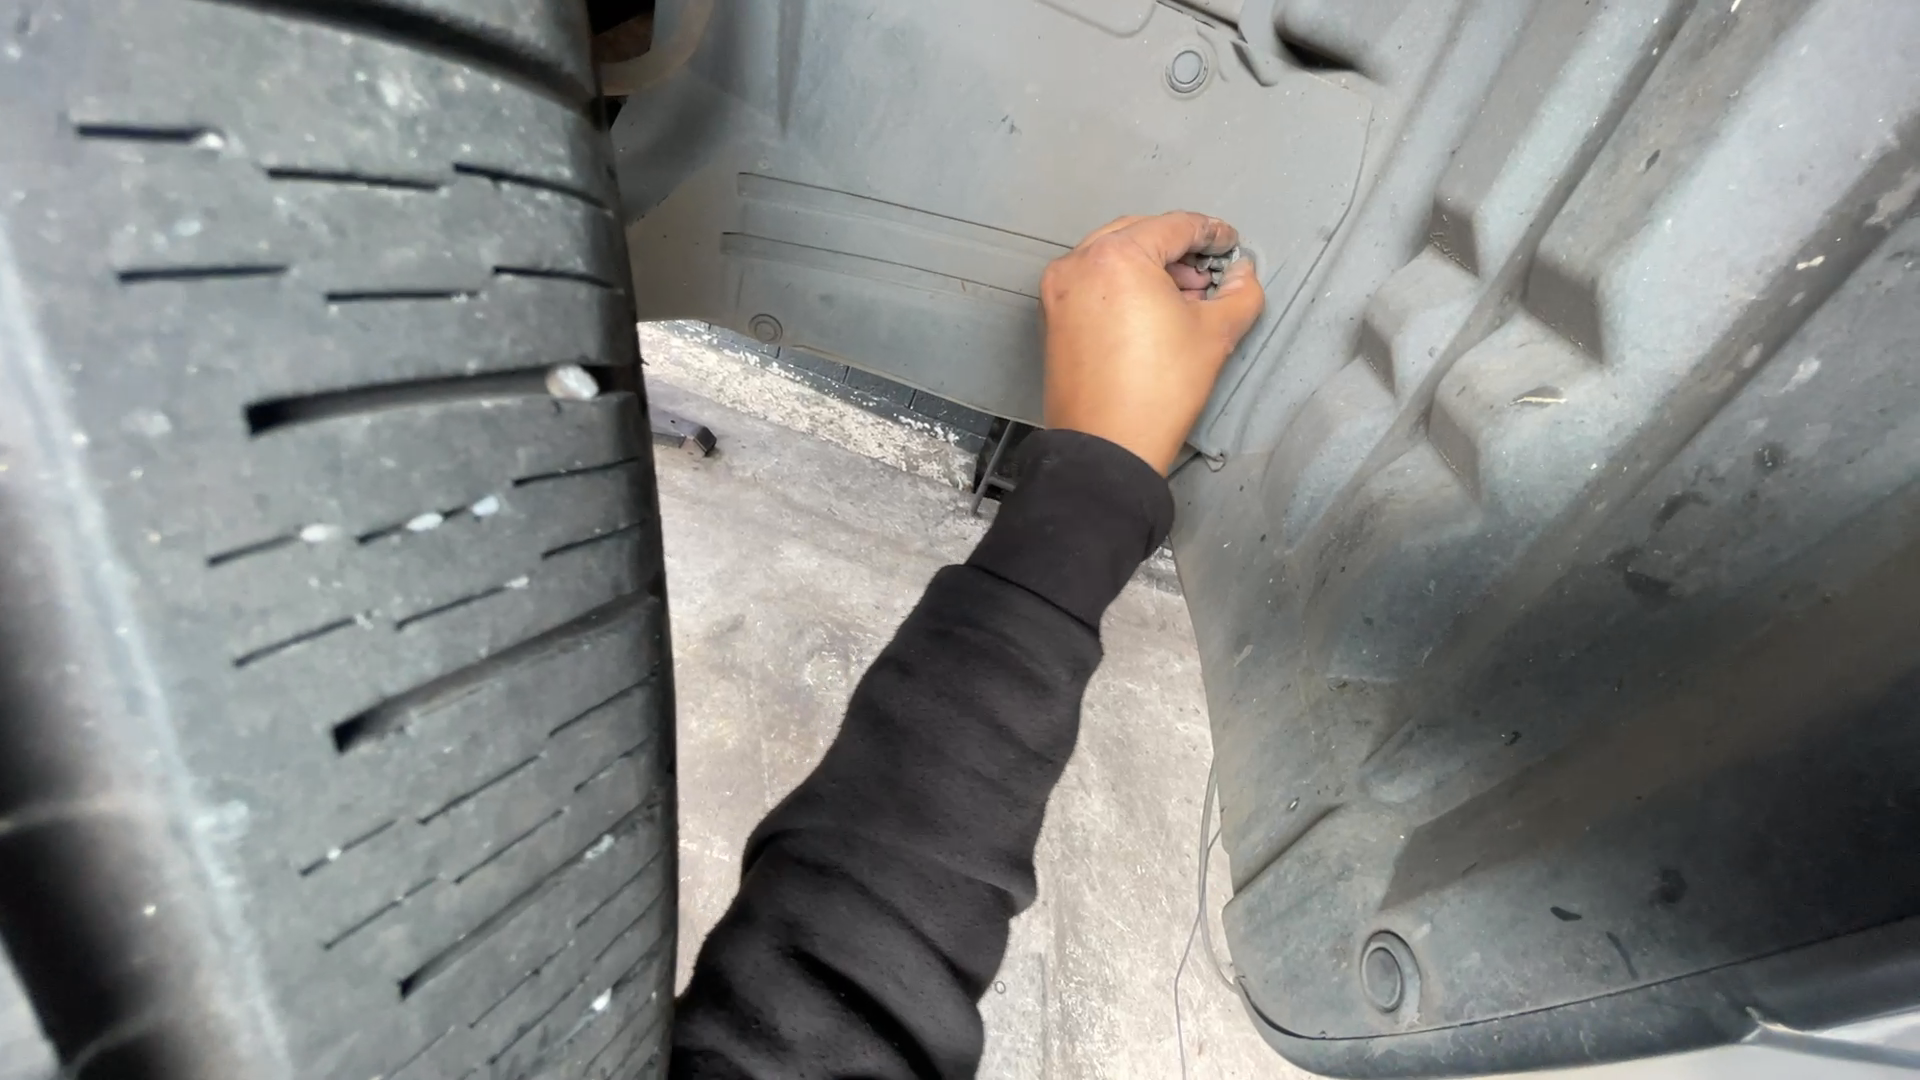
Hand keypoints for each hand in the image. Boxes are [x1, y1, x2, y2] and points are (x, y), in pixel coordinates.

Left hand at [1038, 212, 1264, 472]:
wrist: (1108, 448)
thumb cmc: (1154, 394)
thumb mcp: (1216, 333)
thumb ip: (1241, 291)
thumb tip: (1243, 274)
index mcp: (1115, 256)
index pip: (1175, 226)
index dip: (1211, 233)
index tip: (1228, 245)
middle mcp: (1077, 266)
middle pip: (1139, 236)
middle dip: (1177, 253)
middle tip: (1207, 277)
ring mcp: (1058, 295)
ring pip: (1112, 260)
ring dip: (1149, 270)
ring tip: (1182, 300)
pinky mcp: (1052, 321)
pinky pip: (1092, 287)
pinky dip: (1121, 290)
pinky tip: (1149, 314)